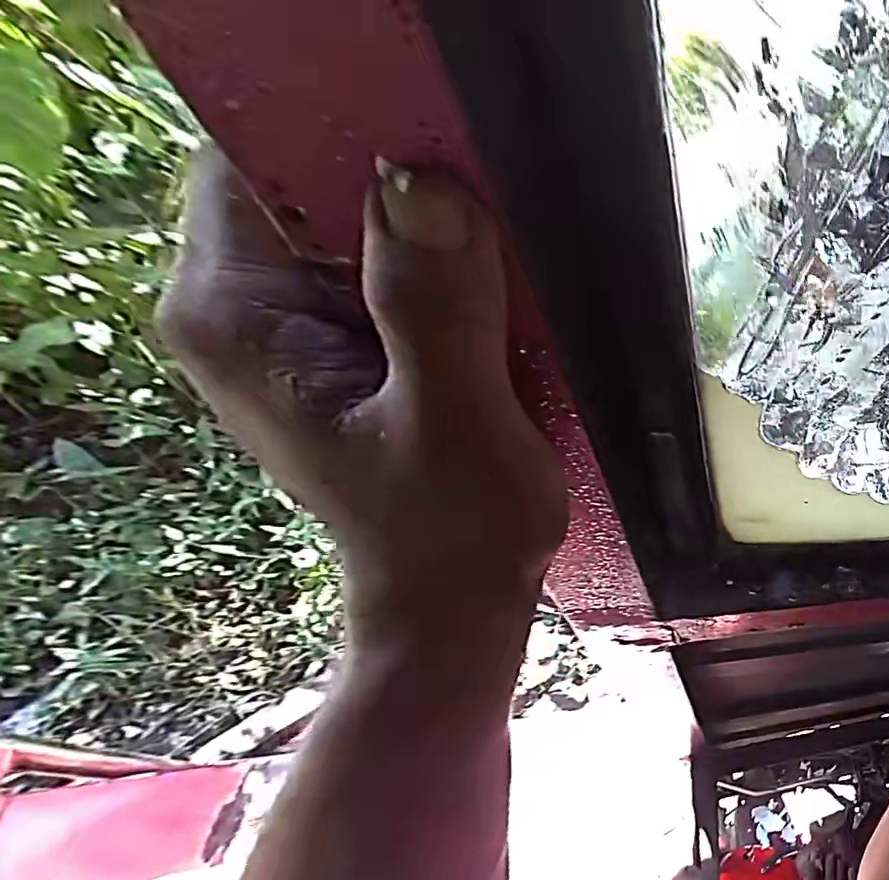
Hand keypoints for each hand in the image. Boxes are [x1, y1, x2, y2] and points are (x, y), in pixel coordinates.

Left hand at [159, 152, 566, 628]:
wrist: (461, 596)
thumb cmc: (458, 526)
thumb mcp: (455, 418)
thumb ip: (435, 308)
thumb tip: (426, 183)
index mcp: (239, 314)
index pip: (261, 161)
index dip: (352, 142)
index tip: (454, 162)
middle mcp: (255, 313)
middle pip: (325, 200)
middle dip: (420, 209)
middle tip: (507, 241)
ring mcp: (310, 339)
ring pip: (376, 247)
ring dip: (453, 257)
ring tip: (517, 297)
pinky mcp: (362, 363)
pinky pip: (407, 294)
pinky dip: (463, 297)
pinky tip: (509, 328)